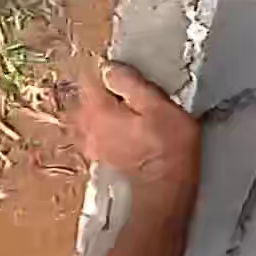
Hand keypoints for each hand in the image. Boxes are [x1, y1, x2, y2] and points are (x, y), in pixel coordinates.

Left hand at [71, 62, 199, 191]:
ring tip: (130, 109)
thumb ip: (131, 83)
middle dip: (105, 90)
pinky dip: (105, 126)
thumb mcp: (158, 105)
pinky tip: (125, 128)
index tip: (130, 73)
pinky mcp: (100, 157)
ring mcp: (90, 144)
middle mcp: (86, 126)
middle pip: (87, 96)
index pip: (90, 77)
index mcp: (97, 109)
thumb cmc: (169, 145)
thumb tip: (109, 68)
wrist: (166, 188)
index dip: (109, 70)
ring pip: (89, 115)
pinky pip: (95, 132)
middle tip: (134, 91)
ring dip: (104, 108)